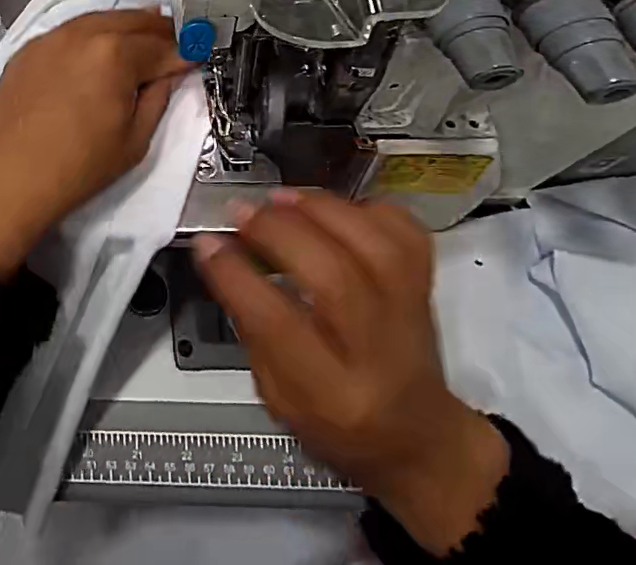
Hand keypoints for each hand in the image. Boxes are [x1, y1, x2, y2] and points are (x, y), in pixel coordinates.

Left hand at [0, 9, 195, 279]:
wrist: (5, 181)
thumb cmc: (78, 167)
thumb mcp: (135, 140)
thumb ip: (158, 97)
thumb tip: (169, 72)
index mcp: (116, 54)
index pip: (163, 46)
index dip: (184, 53)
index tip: (198, 56)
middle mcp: (85, 33)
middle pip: (134, 20)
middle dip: (160, 30)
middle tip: (177, 41)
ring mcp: (52, 36)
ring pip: (102, 18)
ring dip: (128, 25)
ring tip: (145, 36)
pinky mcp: (29, 47)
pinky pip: (73, 29)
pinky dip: (95, 32)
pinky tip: (100, 47)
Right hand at [193, 189, 509, 555]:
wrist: (416, 435)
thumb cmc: (337, 421)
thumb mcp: (277, 393)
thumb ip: (252, 325)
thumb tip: (223, 254)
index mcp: (329, 393)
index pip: (278, 324)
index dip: (236, 274)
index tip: (209, 243)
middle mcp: (377, 351)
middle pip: (333, 277)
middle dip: (278, 232)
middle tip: (242, 212)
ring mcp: (410, 314)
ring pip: (374, 245)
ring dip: (319, 210)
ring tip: (281, 199)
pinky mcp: (426, 285)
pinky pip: (403, 230)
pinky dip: (364, 208)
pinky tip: (332, 209)